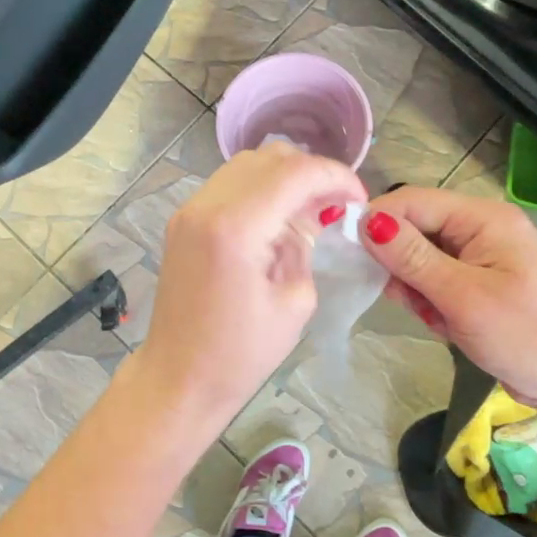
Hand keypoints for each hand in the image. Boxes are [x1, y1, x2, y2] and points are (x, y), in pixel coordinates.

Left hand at [137, 143, 366, 412]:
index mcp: (237, 227)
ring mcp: (189, 210)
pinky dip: (259, 189)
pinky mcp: (182, 221)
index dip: (336, 177)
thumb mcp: (295, 301)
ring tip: (308, 212)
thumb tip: (312, 216)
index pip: (296, 172)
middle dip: (312, 173)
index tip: (358, 201)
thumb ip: (305, 245)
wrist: (178, 379)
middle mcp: (207, 205)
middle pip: (270, 158)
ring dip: (284, 177)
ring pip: (246, 165)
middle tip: (336, 207)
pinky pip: (228, 185)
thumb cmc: (241, 354)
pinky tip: (276, 220)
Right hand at [359, 186, 536, 403]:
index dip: (377, 220)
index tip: (346, 251)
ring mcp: (483, 258)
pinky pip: (438, 282)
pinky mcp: (482, 285)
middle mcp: (482, 229)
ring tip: (435, 318)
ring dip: (417, 289)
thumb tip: (365, 222)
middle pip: (416, 229)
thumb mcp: (462, 297)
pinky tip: (447, 327)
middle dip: (400, 264)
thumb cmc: (527, 335)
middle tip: (407, 301)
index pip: (414, 201)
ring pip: (422, 259)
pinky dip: (433, 303)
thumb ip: (411, 257)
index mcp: (483, 218)